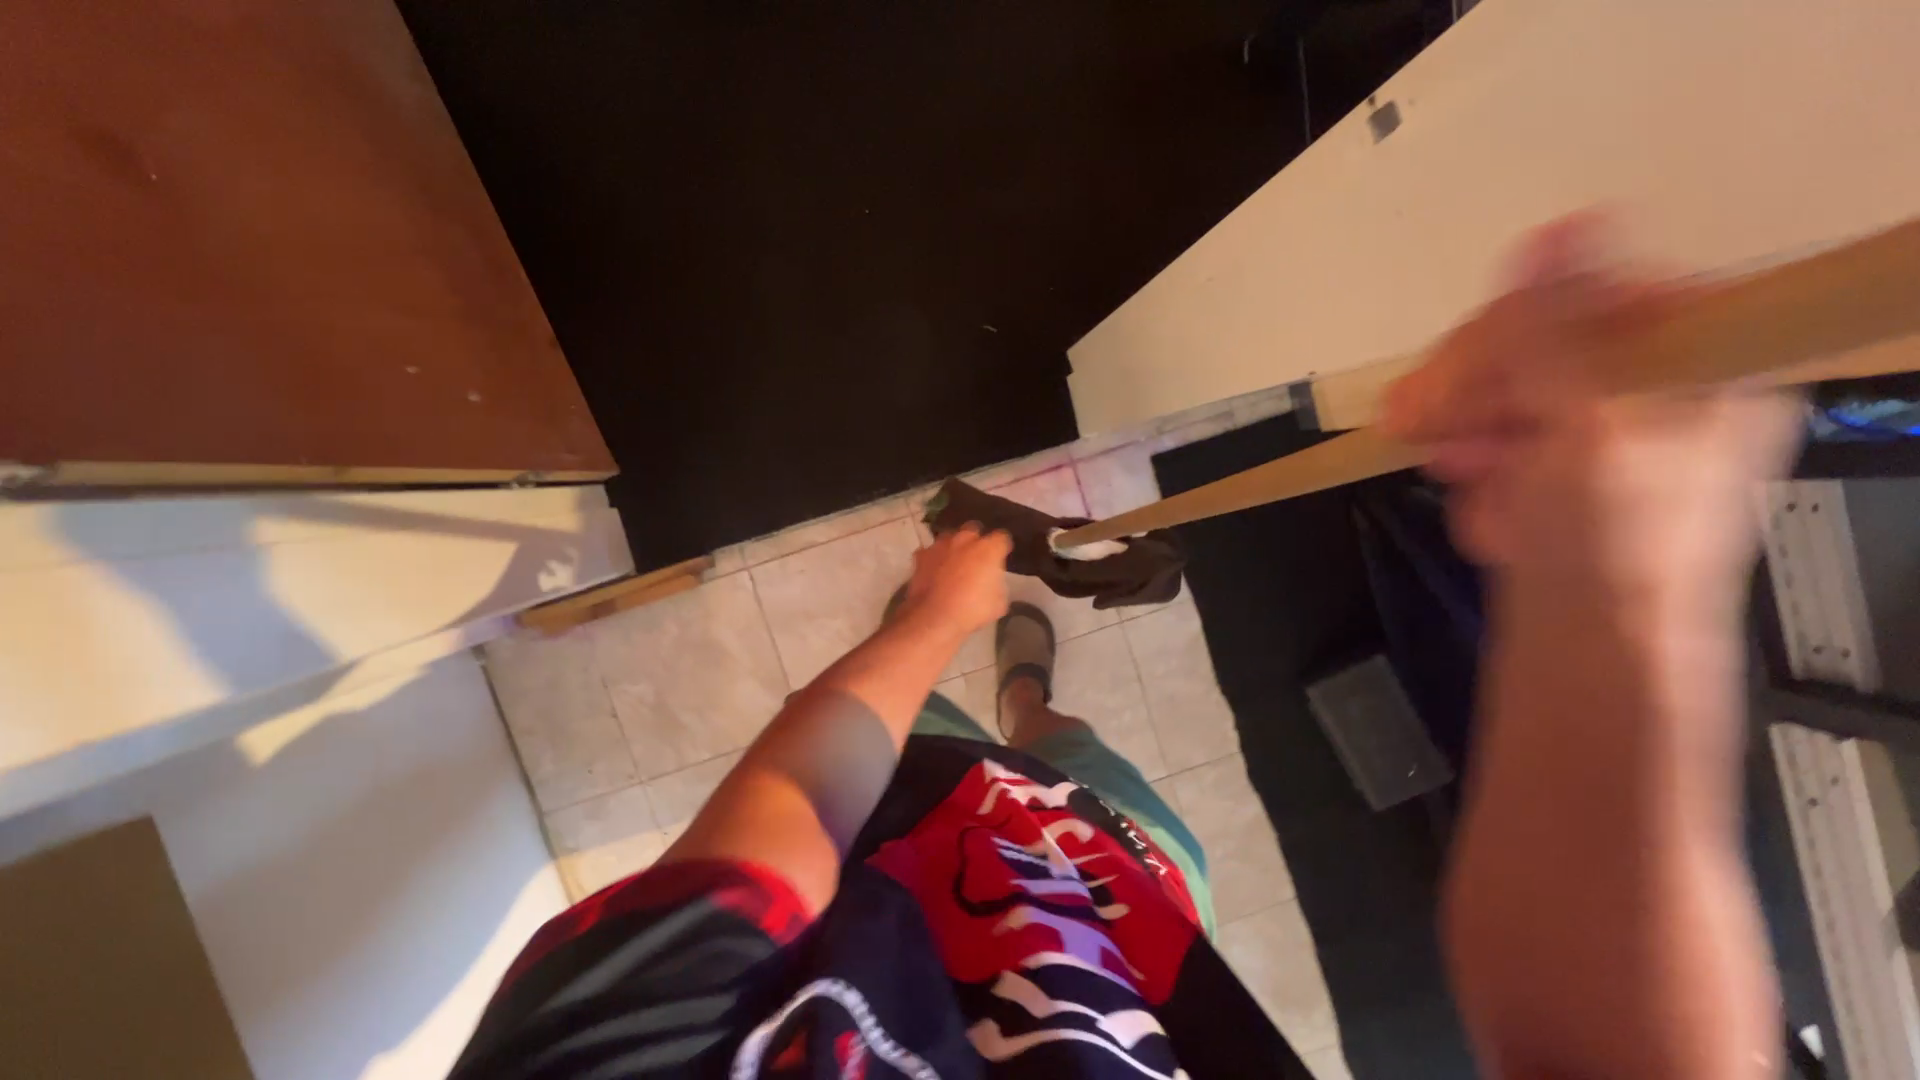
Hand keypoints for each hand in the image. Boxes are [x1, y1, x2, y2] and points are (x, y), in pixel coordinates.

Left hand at [895, 524, 1011, 637]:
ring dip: (954, 546)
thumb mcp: (999, 603)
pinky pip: (931, 551)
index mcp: (989, 549)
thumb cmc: (972, 610)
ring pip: (950, 537)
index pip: (1002, 538)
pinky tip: (934, 570)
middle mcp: (965, 539)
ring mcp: (941, 545)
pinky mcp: (922, 555)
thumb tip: (993, 582)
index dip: (1002, 547)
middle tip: (977, 558)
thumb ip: (998, 584)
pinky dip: (934, 558)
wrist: (934, 617)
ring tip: (954, 562)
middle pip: (974, 530)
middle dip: (977, 541)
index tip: (1002, 557)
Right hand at [1381, 214, 1803, 615]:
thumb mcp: (1586, 426)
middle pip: (1543, 338)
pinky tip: (1466, 479)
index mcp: (1701, 360)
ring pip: (1509, 382)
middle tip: (1412, 416)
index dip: (1517, 328)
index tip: (1453, 372)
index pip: (1594, 295)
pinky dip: (1474, 451)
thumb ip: (1558, 331)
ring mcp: (1604, 420)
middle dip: (1471, 383)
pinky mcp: (1559, 456)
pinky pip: (1500, 427)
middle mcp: (1656, 381)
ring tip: (1437, 457)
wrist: (1587, 643)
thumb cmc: (1607, 542)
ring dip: (1461, 418)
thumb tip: (1563, 224)